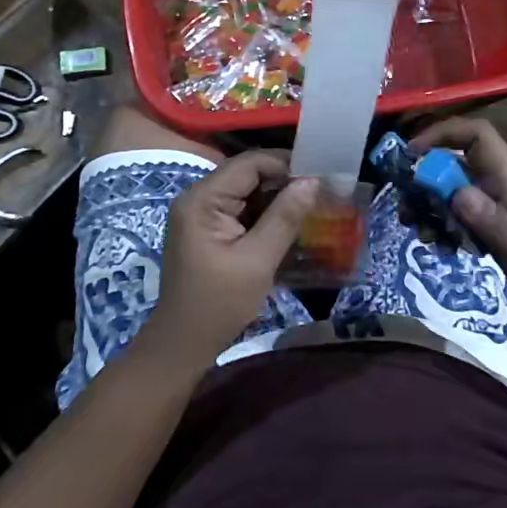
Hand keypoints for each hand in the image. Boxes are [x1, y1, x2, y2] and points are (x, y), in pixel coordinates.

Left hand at [144, 151, 318, 364]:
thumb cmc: (219, 304)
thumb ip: (284, 217)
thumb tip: (312, 181)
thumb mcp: (257, 260)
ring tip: (314, 203)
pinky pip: (242, 210)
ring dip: (278, 197)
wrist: (183, 343)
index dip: (285, 164)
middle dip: (285, 180)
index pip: (248, 164)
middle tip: (322, 190)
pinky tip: (292, 221)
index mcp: (202, 200)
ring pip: (247, 192)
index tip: (320, 175)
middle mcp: (198, 198)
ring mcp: (202, 214)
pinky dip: (267, 213)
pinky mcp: (209, 230)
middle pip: (247, 174)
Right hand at [410, 118, 506, 320]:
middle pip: (457, 165)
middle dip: (425, 181)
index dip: (442, 134)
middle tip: (405, 210)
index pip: (476, 135)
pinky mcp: (504, 230)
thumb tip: (454, 191)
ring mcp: (505, 208)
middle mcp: (505, 187)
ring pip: (458, 193)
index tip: (411, 156)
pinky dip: (450, 227)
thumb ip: (491, 221)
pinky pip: (468, 217)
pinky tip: (444, 248)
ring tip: (421, 234)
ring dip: (433, 208)